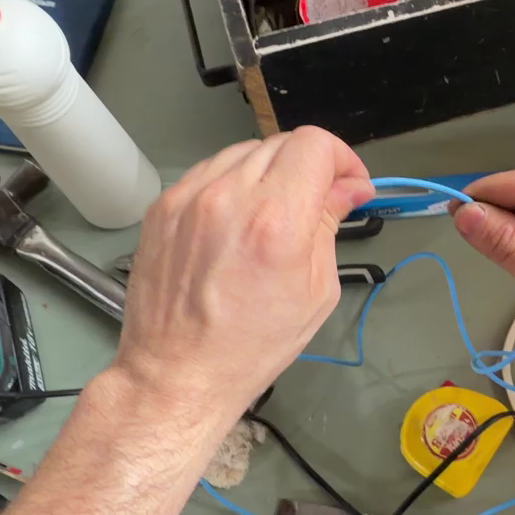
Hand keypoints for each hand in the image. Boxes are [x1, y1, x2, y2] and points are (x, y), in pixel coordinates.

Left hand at [108, 128, 373, 424]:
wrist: (178, 372)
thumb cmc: (253, 345)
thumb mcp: (316, 290)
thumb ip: (330, 225)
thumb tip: (350, 188)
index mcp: (277, 221)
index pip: (316, 146)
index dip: (342, 158)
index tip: (349, 184)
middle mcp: (230, 197)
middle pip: (283, 143)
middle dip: (311, 166)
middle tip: (319, 199)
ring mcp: (189, 197)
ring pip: (245, 151)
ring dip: (272, 171)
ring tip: (276, 210)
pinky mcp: (163, 206)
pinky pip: (210, 171)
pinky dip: (234, 183)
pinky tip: (238, 217)